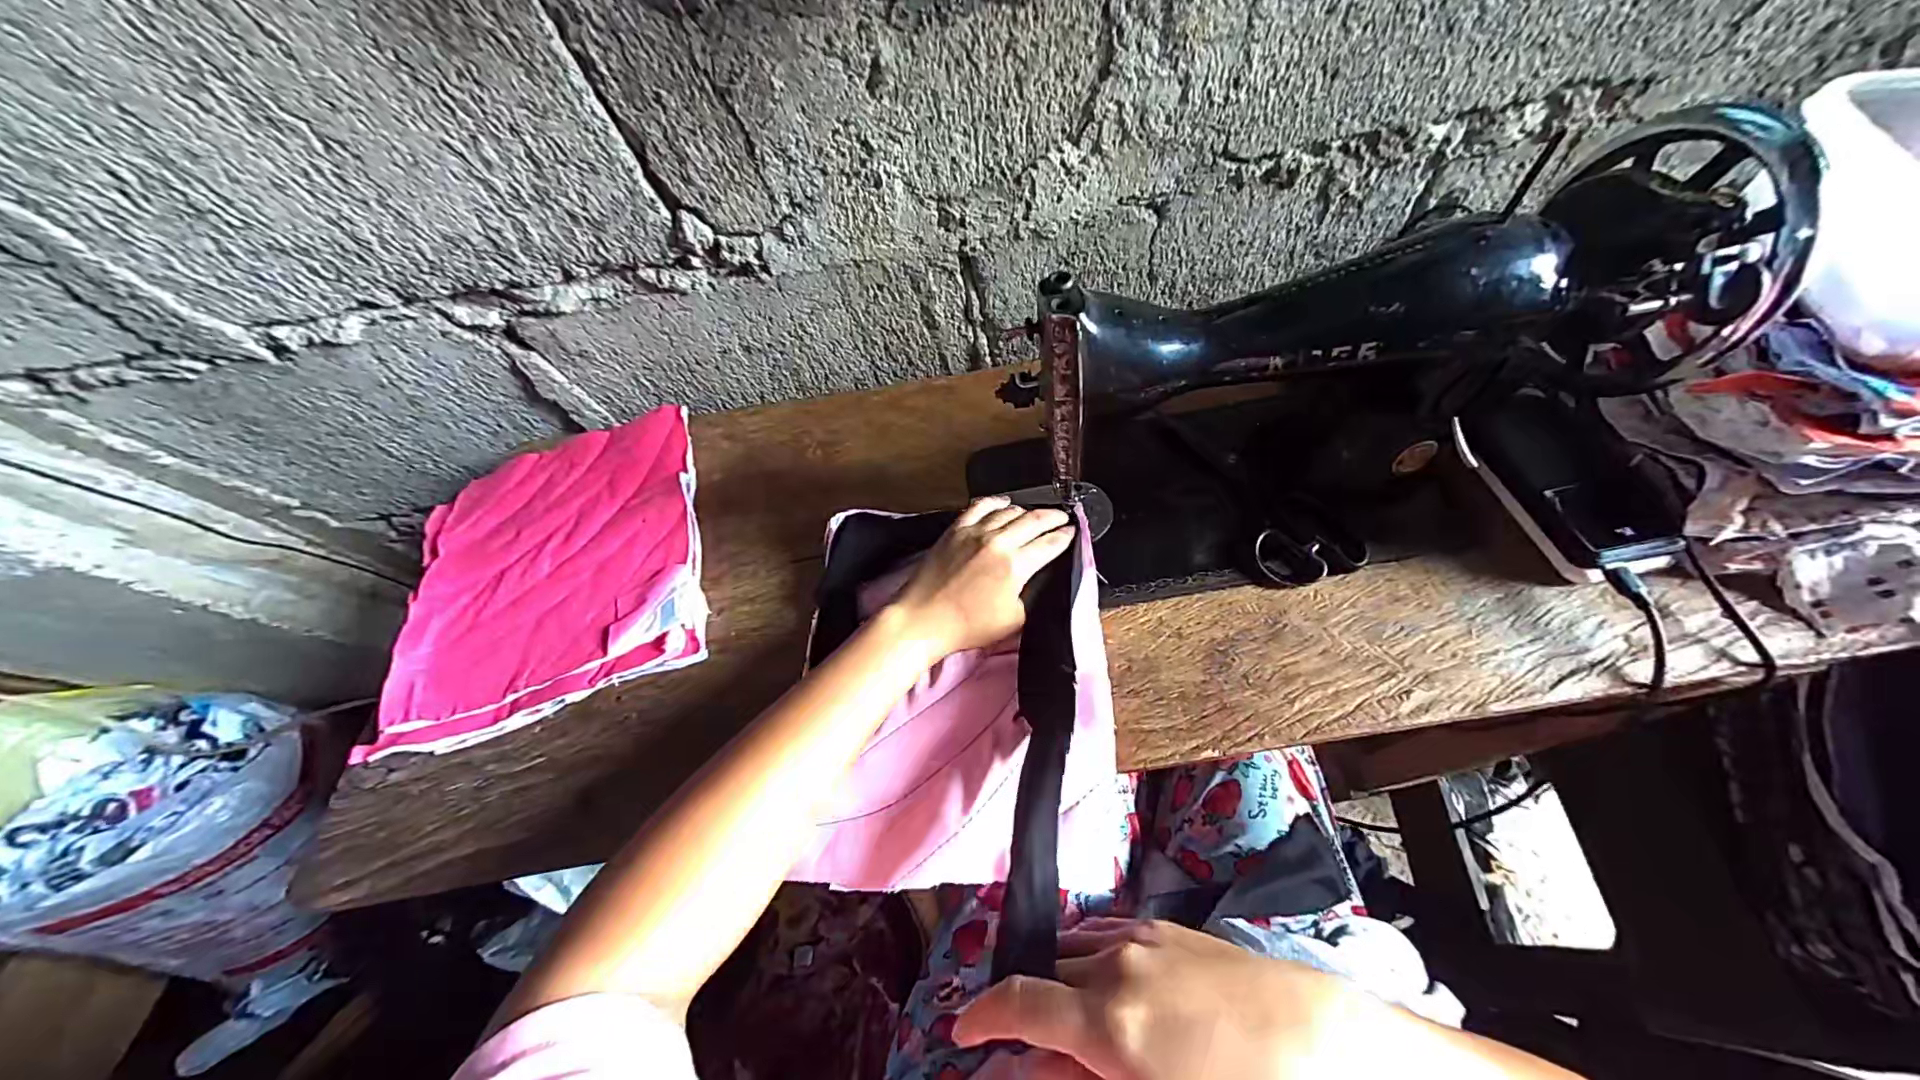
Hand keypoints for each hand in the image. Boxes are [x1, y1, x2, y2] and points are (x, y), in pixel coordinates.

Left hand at [889, 496, 1073, 657]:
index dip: (1066, 536)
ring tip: (1035, 514)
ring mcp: (974, 533)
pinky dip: (995, 502)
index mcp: (1015, 566)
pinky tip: (1003, 502)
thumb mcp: (1014, 618)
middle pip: (1034, 520)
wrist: (924, 620)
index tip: (1073, 533)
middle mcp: (997, 542)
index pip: (1050, 543)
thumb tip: (1036, 577)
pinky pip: (979, 506)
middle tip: (1062, 517)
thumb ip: (1031, 593)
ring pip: (1009, 511)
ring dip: (1027, 511)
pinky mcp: (955, 530)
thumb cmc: (966, 625)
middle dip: (1054, 517)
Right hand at [953, 918, 1356, 1079]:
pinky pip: (1102, 934)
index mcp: (1107, 1021)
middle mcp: (1113, 966)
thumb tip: (1038, 1063)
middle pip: (1044, 978)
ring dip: (1056, 982)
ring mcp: (1139, 938)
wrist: (1321, 1039)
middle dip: (1025, 1011)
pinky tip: (1100, 981)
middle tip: (1025, 1047)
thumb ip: (1082, 1077)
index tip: (963, 1034)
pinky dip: (1086, 958)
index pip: (1019, 1003)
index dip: (982, 1017)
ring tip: (1065, 1017)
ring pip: (1071, 951)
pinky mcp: (1164, 928)